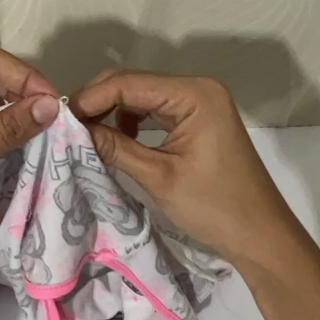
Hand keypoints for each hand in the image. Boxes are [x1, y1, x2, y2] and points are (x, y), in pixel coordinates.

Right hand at [69, 70, 312, 270]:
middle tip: (66, 128)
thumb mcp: (158, 177)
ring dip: (111, 111)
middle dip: (98, 102)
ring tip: (84, 135)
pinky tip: (115, 140)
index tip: (59, 119)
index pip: (128, 83)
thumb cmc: (214, 207)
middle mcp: (196, 88)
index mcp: (193, 94)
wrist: (260, 236)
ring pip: (140, 96)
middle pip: (133, 83)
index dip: (91, 98)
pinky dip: (129, 121)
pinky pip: (153, 110)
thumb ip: (114, 147)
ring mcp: (198, 102)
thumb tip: (72, 129)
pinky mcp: (196, 119)